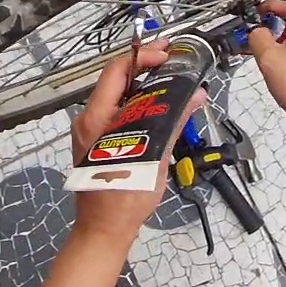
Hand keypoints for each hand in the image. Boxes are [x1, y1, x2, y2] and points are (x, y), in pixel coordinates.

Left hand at [70, 43, 204, 248]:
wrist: (103, 232)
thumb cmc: (126, 198)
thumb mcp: (155, 158)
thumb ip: (174, 121)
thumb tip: (197, 95)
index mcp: (96, 118)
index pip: (116, 71)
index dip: (142, 57)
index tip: (167, 53)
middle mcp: (88, 119)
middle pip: (116, 80)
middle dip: (145, 67)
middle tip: (172, 60)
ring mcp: (90, 130)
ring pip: (117, 96)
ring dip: (143, 86)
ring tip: (171, 80)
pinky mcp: (96, 141)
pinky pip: (116, 112)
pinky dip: (137, 104)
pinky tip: (158, 107)